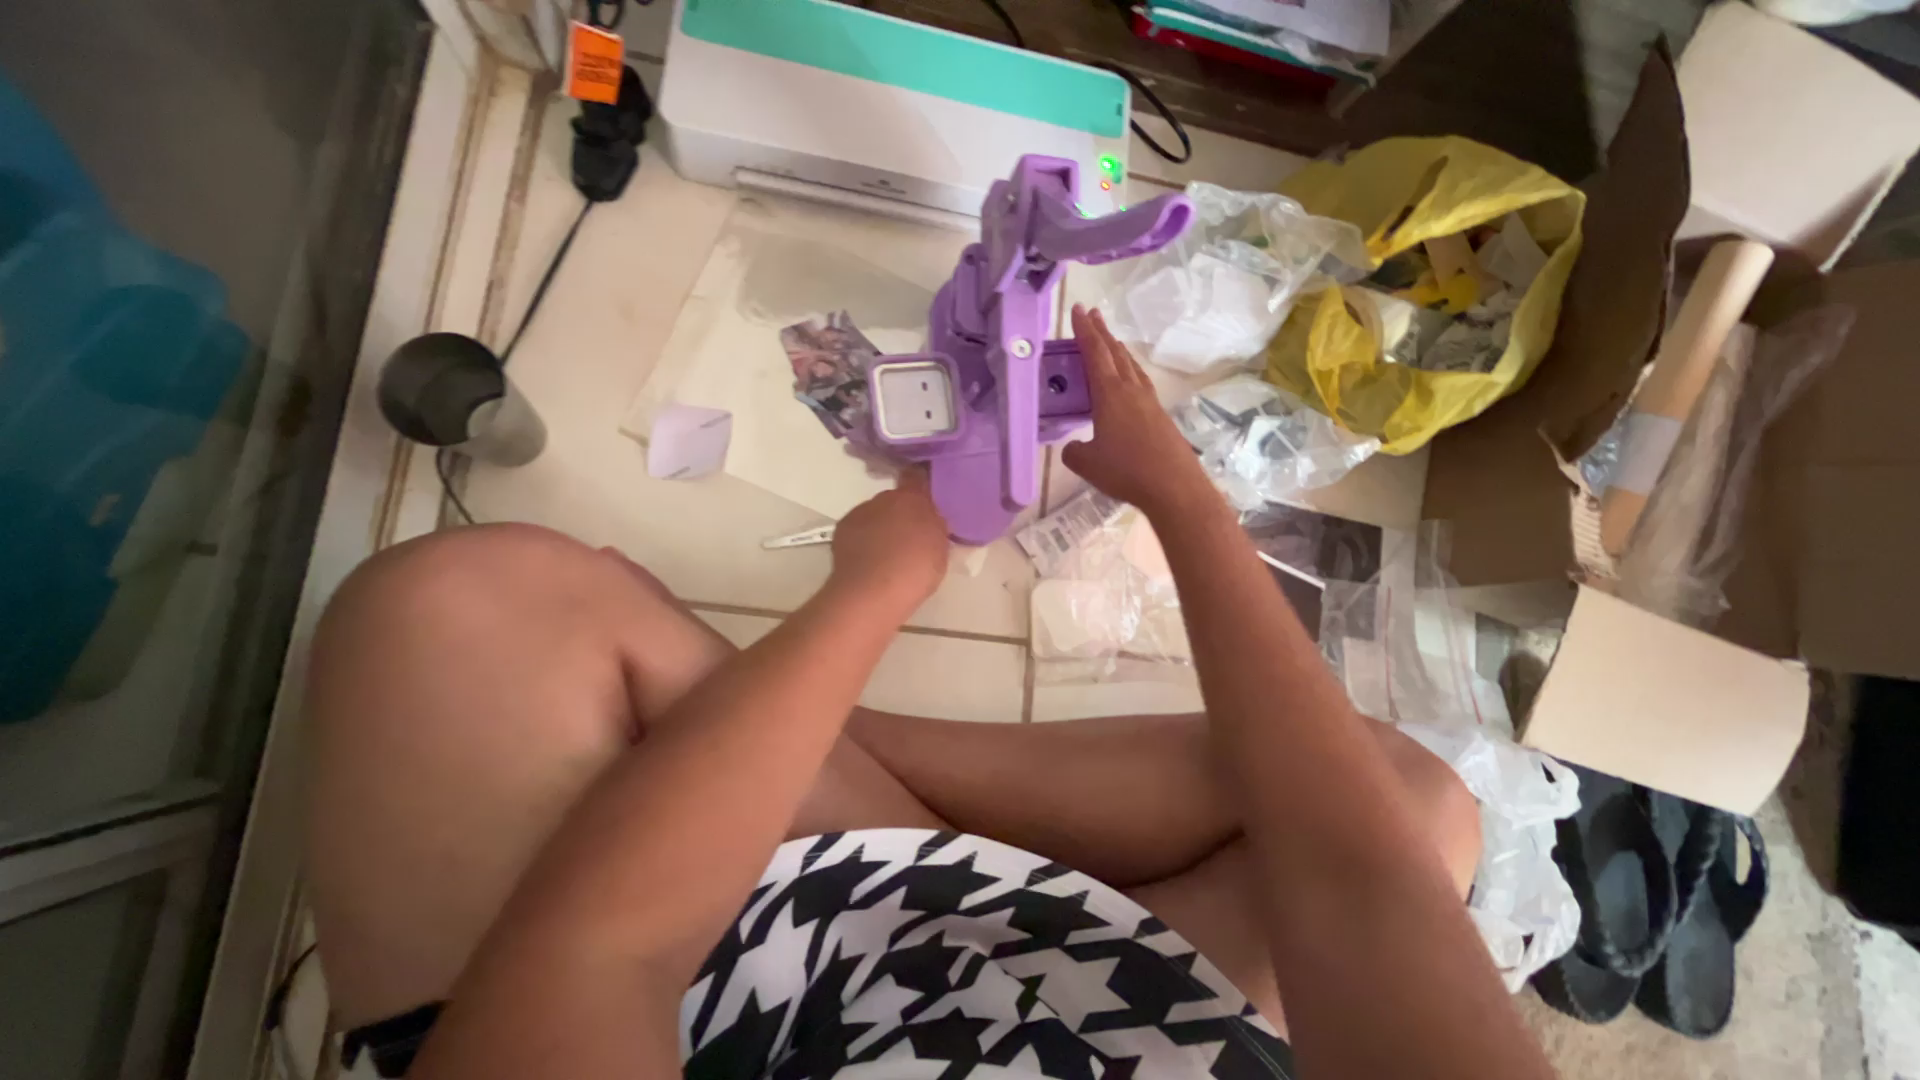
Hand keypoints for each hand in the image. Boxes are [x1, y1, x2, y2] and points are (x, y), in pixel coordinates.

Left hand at [828, 467, 950, 617]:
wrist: (871, 593)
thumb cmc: (915, 570)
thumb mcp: (940, 548)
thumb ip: (935, 525)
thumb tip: (929, 517)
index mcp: (912, 498)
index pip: (917, 476)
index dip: (921, 485)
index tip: (926, 497)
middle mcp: (883, 498)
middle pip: (895, 500)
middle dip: (901, 514)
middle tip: (910, 538)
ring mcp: (859, 513)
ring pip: (874, 515)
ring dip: (880, 527)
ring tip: (887, 554)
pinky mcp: (841, 530)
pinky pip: (857, 529)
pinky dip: (862, 539)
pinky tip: (868, 560)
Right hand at [1061, 305, 1214, 518]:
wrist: (1174, 486)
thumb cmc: (1126, 471)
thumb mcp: (1087, 463)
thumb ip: (1074, 451)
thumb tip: (1073, 447)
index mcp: (1110, 394)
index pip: (1094, 354)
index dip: (1084, 331)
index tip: (1078, 310)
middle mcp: (1131, 390)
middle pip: (1115, 353)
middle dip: (1102, 333)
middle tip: (1092, 314)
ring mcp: (1150, 402)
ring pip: (1131, 367)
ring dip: (1118, 351)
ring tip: (1110, 342)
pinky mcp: (1160, 416)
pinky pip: (1141, 383)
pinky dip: (1129, 372)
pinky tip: (1129, 381)